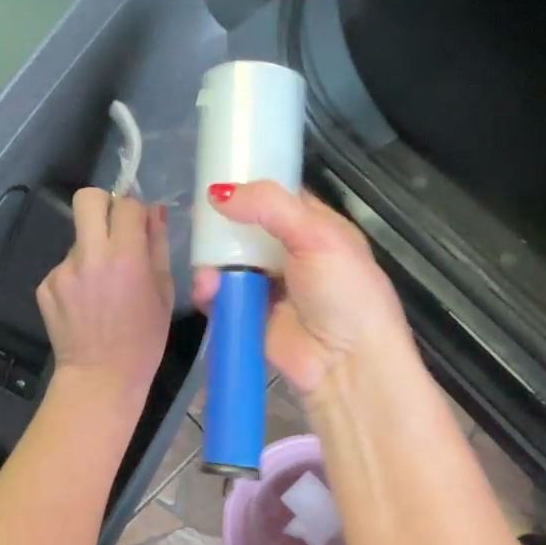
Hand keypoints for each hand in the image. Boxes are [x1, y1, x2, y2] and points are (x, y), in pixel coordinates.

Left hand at [36, 189, 174, 400]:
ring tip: (103, 288)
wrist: (101, 377)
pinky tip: (85, 304)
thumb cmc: (143, 339)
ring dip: (91, 251)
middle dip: (102, 204)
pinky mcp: (45, 286)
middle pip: (87, 199)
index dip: (135, 209)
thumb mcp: (163, 292)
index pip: (126, 204)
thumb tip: (154, 211)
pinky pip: (64, 267)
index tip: (139, 224)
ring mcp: (62, 271)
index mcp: (126, 256)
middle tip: (112, 227)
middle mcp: (90, 256)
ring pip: (77, 239)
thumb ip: (157, 246)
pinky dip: (76, 278)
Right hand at [193, 181, 415, 405]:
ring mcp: (268, 285)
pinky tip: (208, 291)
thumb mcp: (317, 236)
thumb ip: (269, 207)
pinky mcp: (249, 314)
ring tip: (207, 272)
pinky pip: (219, 295)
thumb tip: (217, 193)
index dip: (248, 187)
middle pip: (245, 229)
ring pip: (227, 261)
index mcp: (315, 228)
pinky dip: (209, 291)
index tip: (216, 179)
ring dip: (211, 261)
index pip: (276, 198)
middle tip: (199, 224)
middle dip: (220, 227)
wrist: (346, 365)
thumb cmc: (344, 293)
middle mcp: (290, 253)